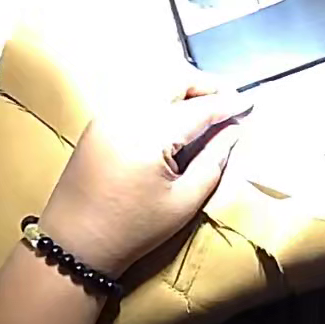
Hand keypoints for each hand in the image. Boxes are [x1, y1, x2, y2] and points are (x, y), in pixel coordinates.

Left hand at [38, 75, 244, 277]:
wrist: (74, 244)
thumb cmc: (134, 229)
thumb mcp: (184, 201)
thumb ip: (213, 159)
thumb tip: (233, 129)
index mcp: (149, 134)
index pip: (198, 108)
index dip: (228, 104)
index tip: (250, 104)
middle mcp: (127, 113)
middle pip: (173, 79)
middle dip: (205, 85)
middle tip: (229, 101)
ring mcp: (108, 114)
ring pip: (153, 81)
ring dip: (182, 86)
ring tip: (206, 105)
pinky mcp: (99, 122)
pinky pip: (136, 94)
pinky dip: (161, 95)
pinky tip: (176, 113)